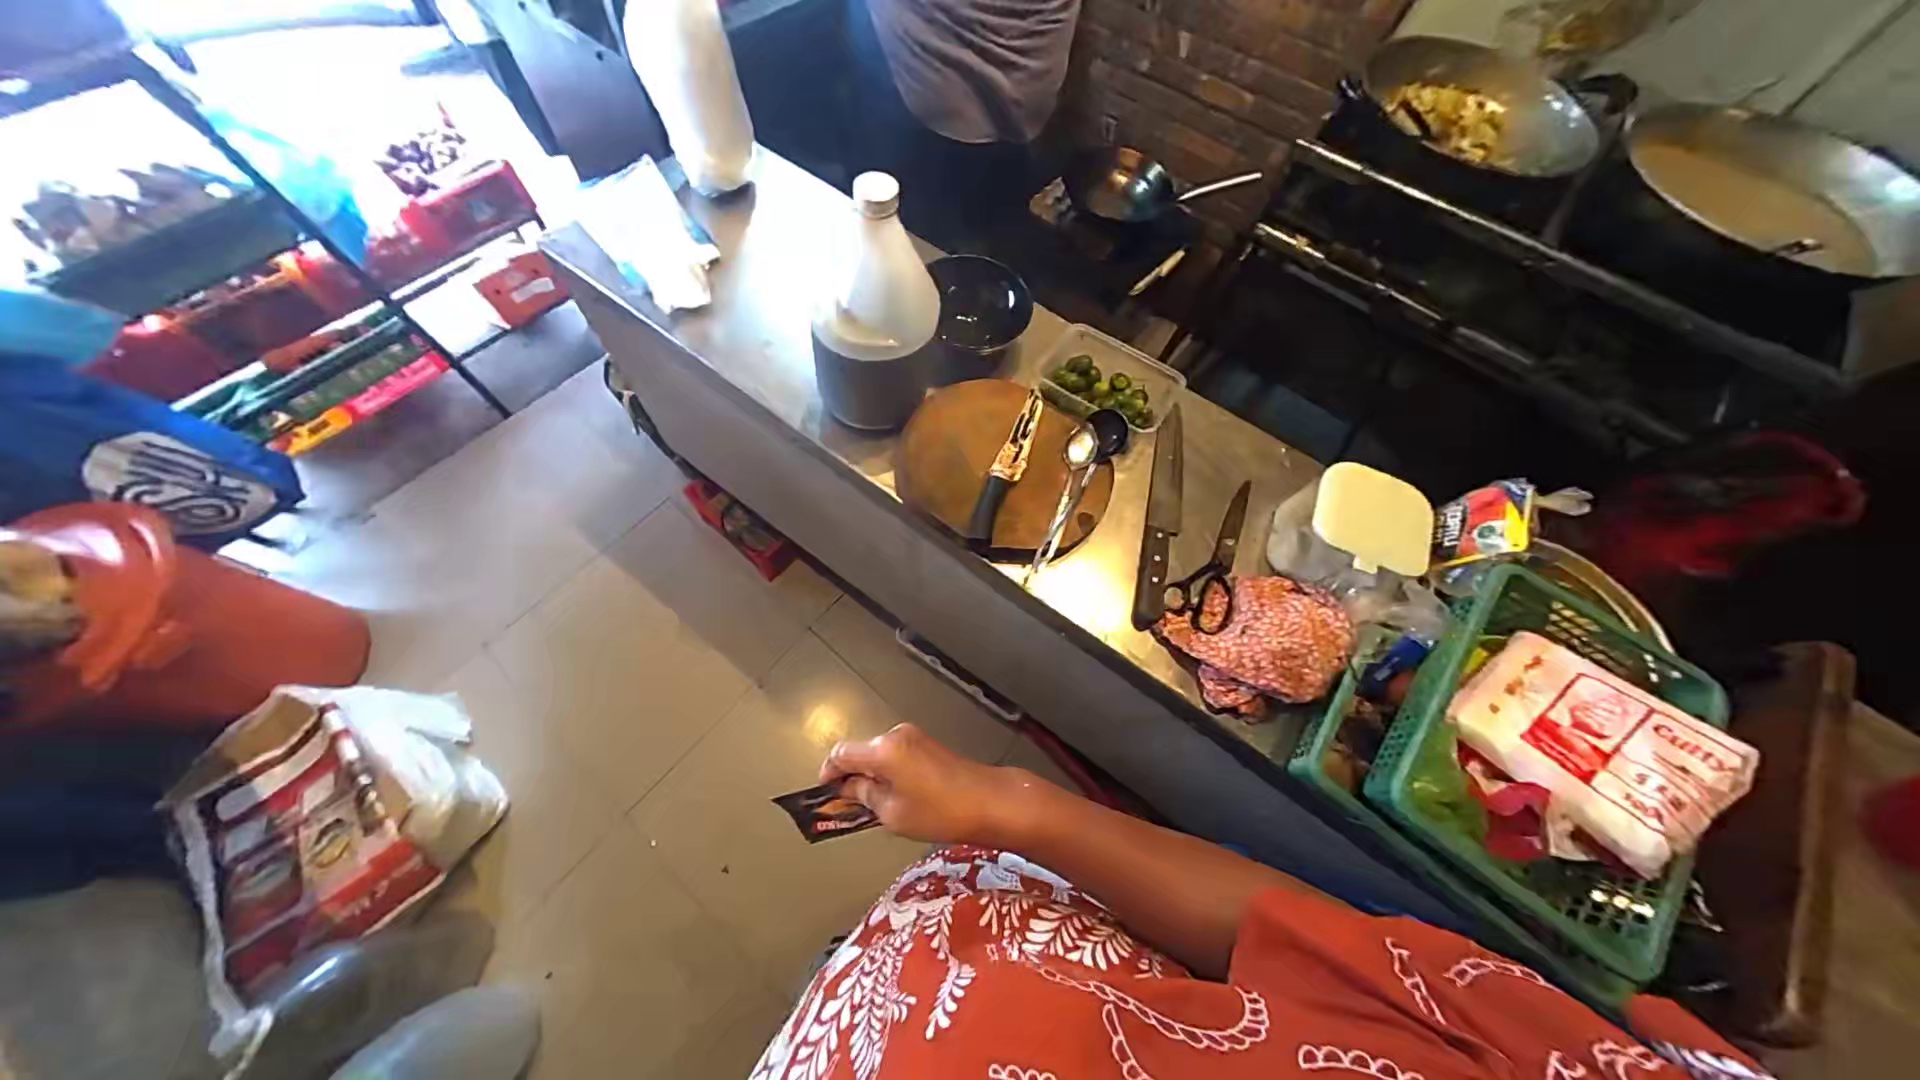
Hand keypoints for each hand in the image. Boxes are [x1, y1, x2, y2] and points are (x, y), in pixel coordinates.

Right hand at [819, 723, 1045, 845]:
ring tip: (874, 805)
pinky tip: (895, 795)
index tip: (824, 791)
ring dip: (871, 774)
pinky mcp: (927, 744)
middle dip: (851, 775)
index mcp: (883, 749)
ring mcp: (914, 737)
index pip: (841, 752)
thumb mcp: (892, 813)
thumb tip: (849, 787)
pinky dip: (888, 771)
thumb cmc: (939, 812)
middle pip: (861, 751)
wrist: (988, 801)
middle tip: (848, 804)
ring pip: (879, 753)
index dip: (828, 772)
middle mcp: (896, 735)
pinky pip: (896, 754)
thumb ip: (864, 795)